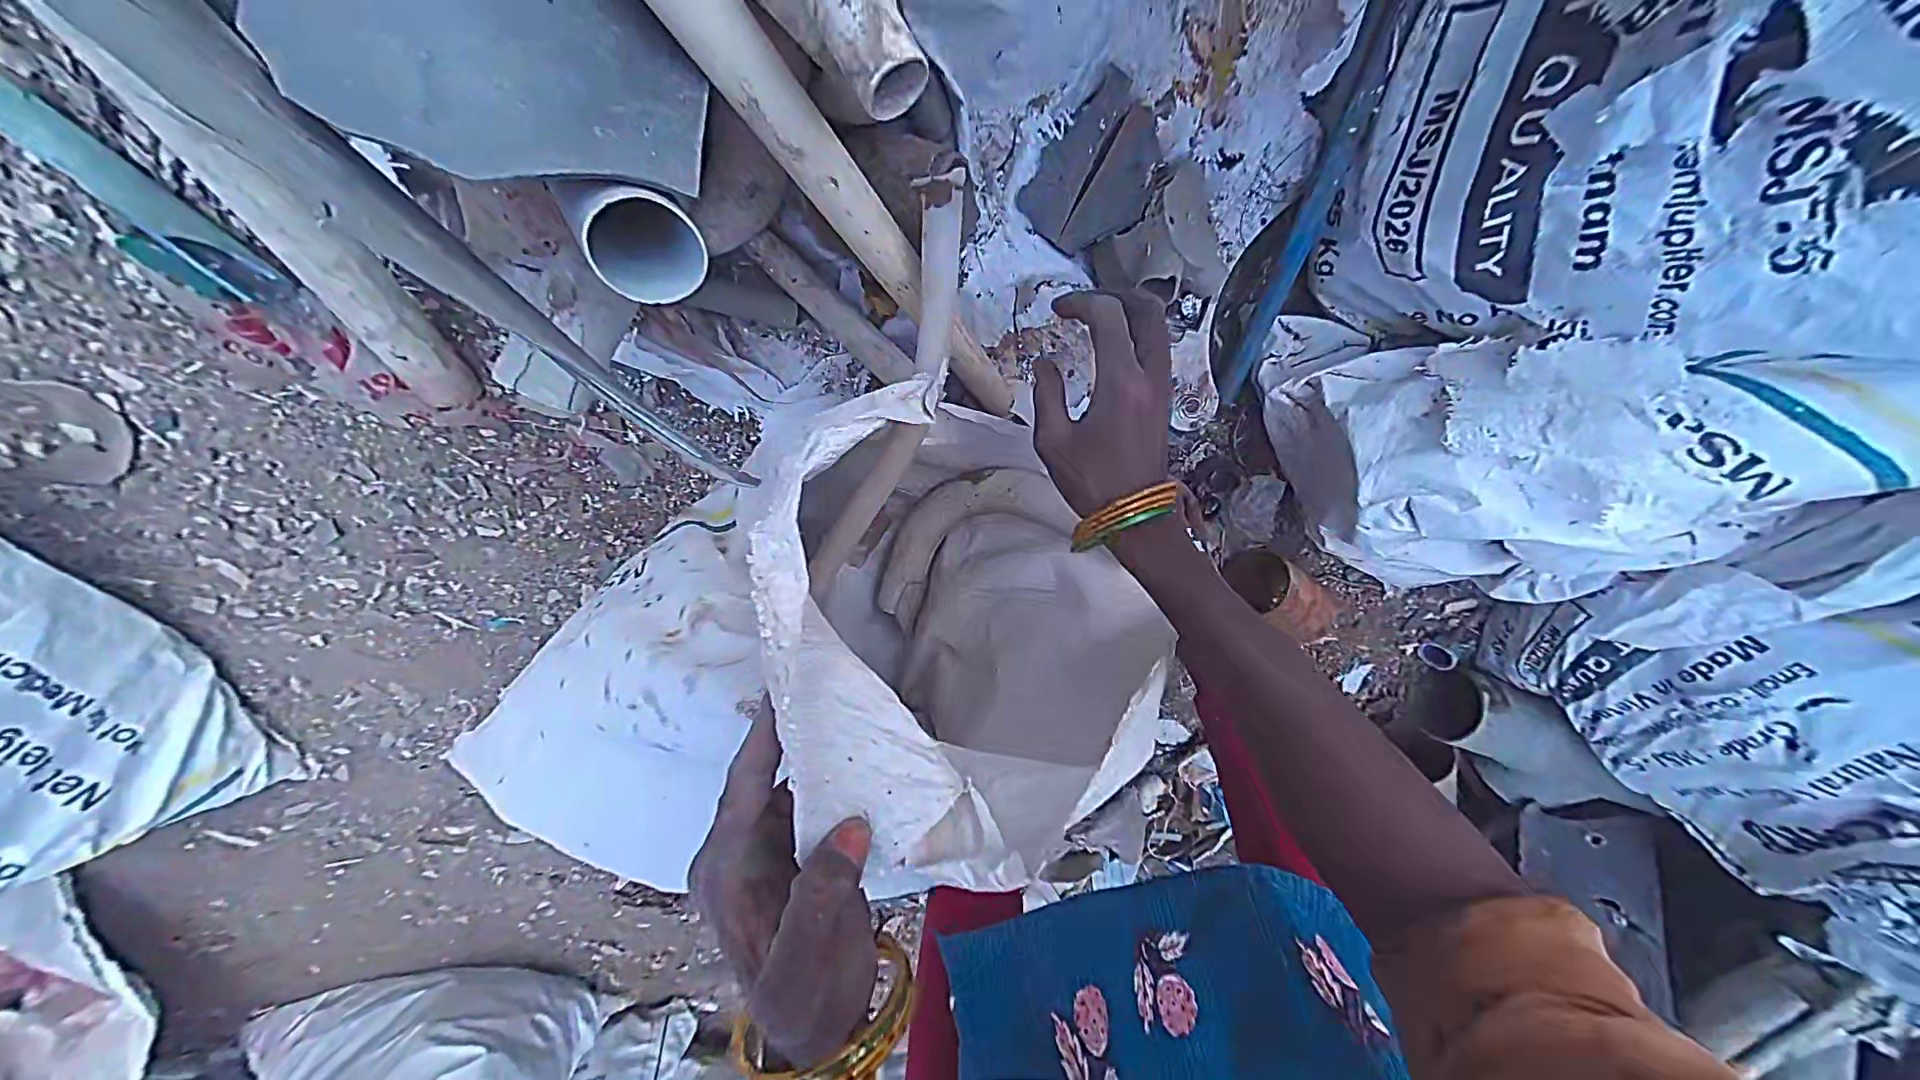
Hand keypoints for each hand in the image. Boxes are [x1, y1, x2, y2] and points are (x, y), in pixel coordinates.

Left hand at [689, 701, 878, 1067]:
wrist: (817, 1029)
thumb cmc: (801, 998)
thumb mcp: (804, 958)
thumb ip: (821, 894)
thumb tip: (851, 825)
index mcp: (725, 873)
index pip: (741, 790)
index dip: (760, 739)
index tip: (781, 692)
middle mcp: (736, 853)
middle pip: (758, 779)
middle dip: (787, 734)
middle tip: (821, 689)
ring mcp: (763, 851)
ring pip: (783, 786)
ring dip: (810, 752)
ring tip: (842, 715)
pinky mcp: (790, 851)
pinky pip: (804, 801)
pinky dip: (825, 777)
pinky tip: (851, 760)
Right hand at [1033, 291, 1173, 516]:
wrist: (1136, 516)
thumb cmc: (1092, 483)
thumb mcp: (1053, 442)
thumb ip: (1047, 395)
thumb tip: (1045, 364)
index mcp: (1121, 382)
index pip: (1108, 316)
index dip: (1081, 303)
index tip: (1058, 310)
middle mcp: (1149, 376)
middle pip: (1147, 309)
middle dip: (1115, 295)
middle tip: (1085, 303)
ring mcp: (1163, 386)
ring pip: (1158, 327)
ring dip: (1130, 313)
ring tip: (1098, 318)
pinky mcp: (1165, 399)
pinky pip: (1157, 349)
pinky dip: (1137, 334)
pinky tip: (1113, 347)